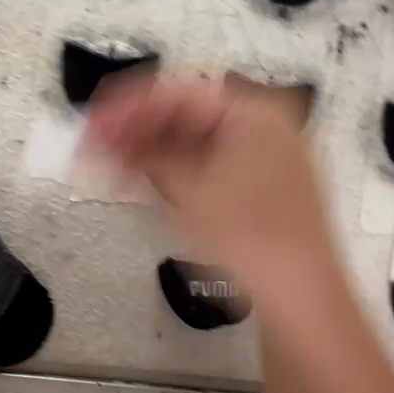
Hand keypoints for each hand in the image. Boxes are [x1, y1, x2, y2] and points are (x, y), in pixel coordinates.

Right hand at [85, 74, 334, 295]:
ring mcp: (265, 160)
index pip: (182, 93)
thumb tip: (108, 138)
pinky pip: (207, 165)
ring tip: (106, 160)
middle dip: (136, 128)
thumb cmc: (255, 240)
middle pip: (187, 116)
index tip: (95, 118)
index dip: (131, 105)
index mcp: (257, 115)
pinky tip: (140, 178)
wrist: (300, 299)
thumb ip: (145, 155)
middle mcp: (265, 129)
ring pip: (194, 142)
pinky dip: (173, 170)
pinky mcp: (259, 190)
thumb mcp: (189, 191)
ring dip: (149, 149)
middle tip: (93, 142)